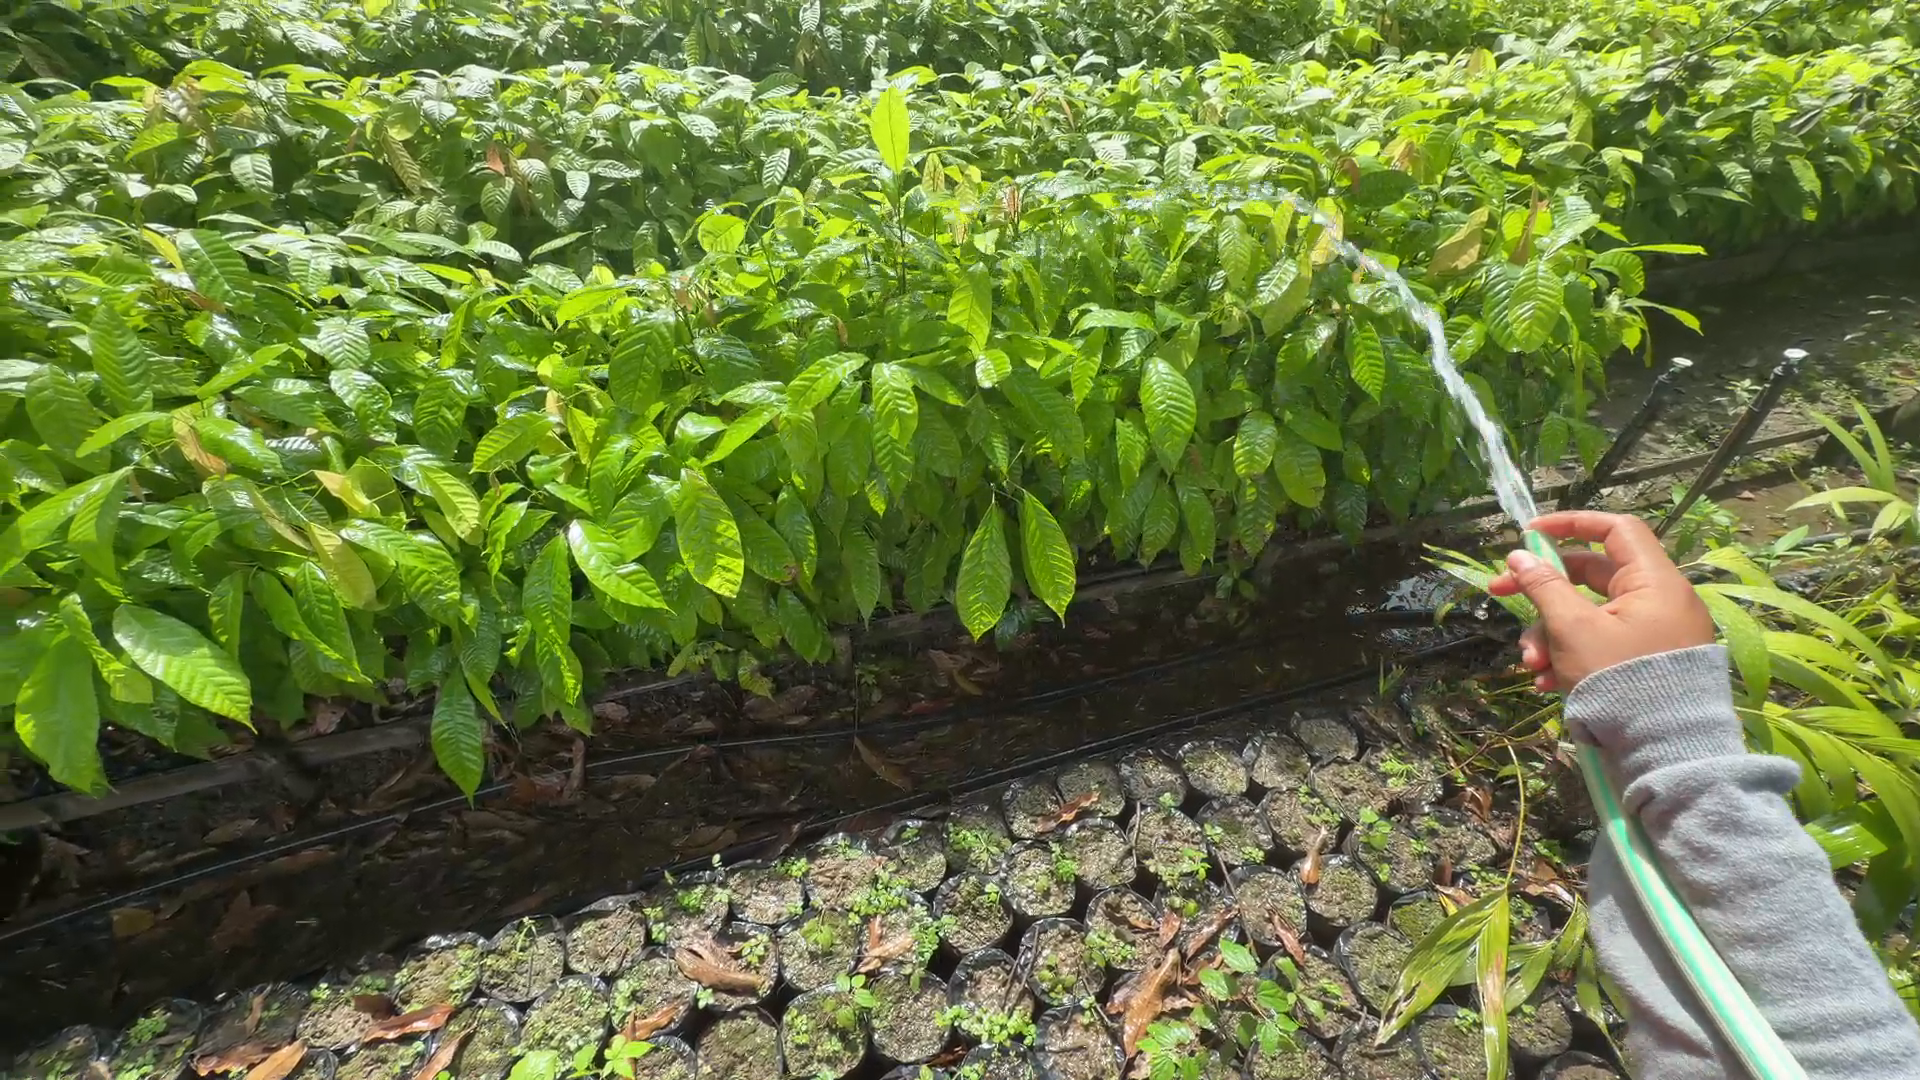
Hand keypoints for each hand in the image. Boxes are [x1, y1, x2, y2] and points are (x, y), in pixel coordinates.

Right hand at [1487, 511, 1715, 692]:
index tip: (1528, 533)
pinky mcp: (1640, 658)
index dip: (1570, 524)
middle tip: (1497, 593)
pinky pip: (1595, 640)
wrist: (1665, 747)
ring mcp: (1649, 631)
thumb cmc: (1619, 676)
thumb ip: (1543, 586)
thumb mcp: (1571, 627)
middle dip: (1539, 591)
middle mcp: (1657, 601)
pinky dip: (1566, 654)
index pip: (1615, 530)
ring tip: (1531, 664)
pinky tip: (1548, 680)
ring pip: (1583, 613)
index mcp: (1653, 583)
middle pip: (1588, 575)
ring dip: (1547, 634)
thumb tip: (1519, 555)